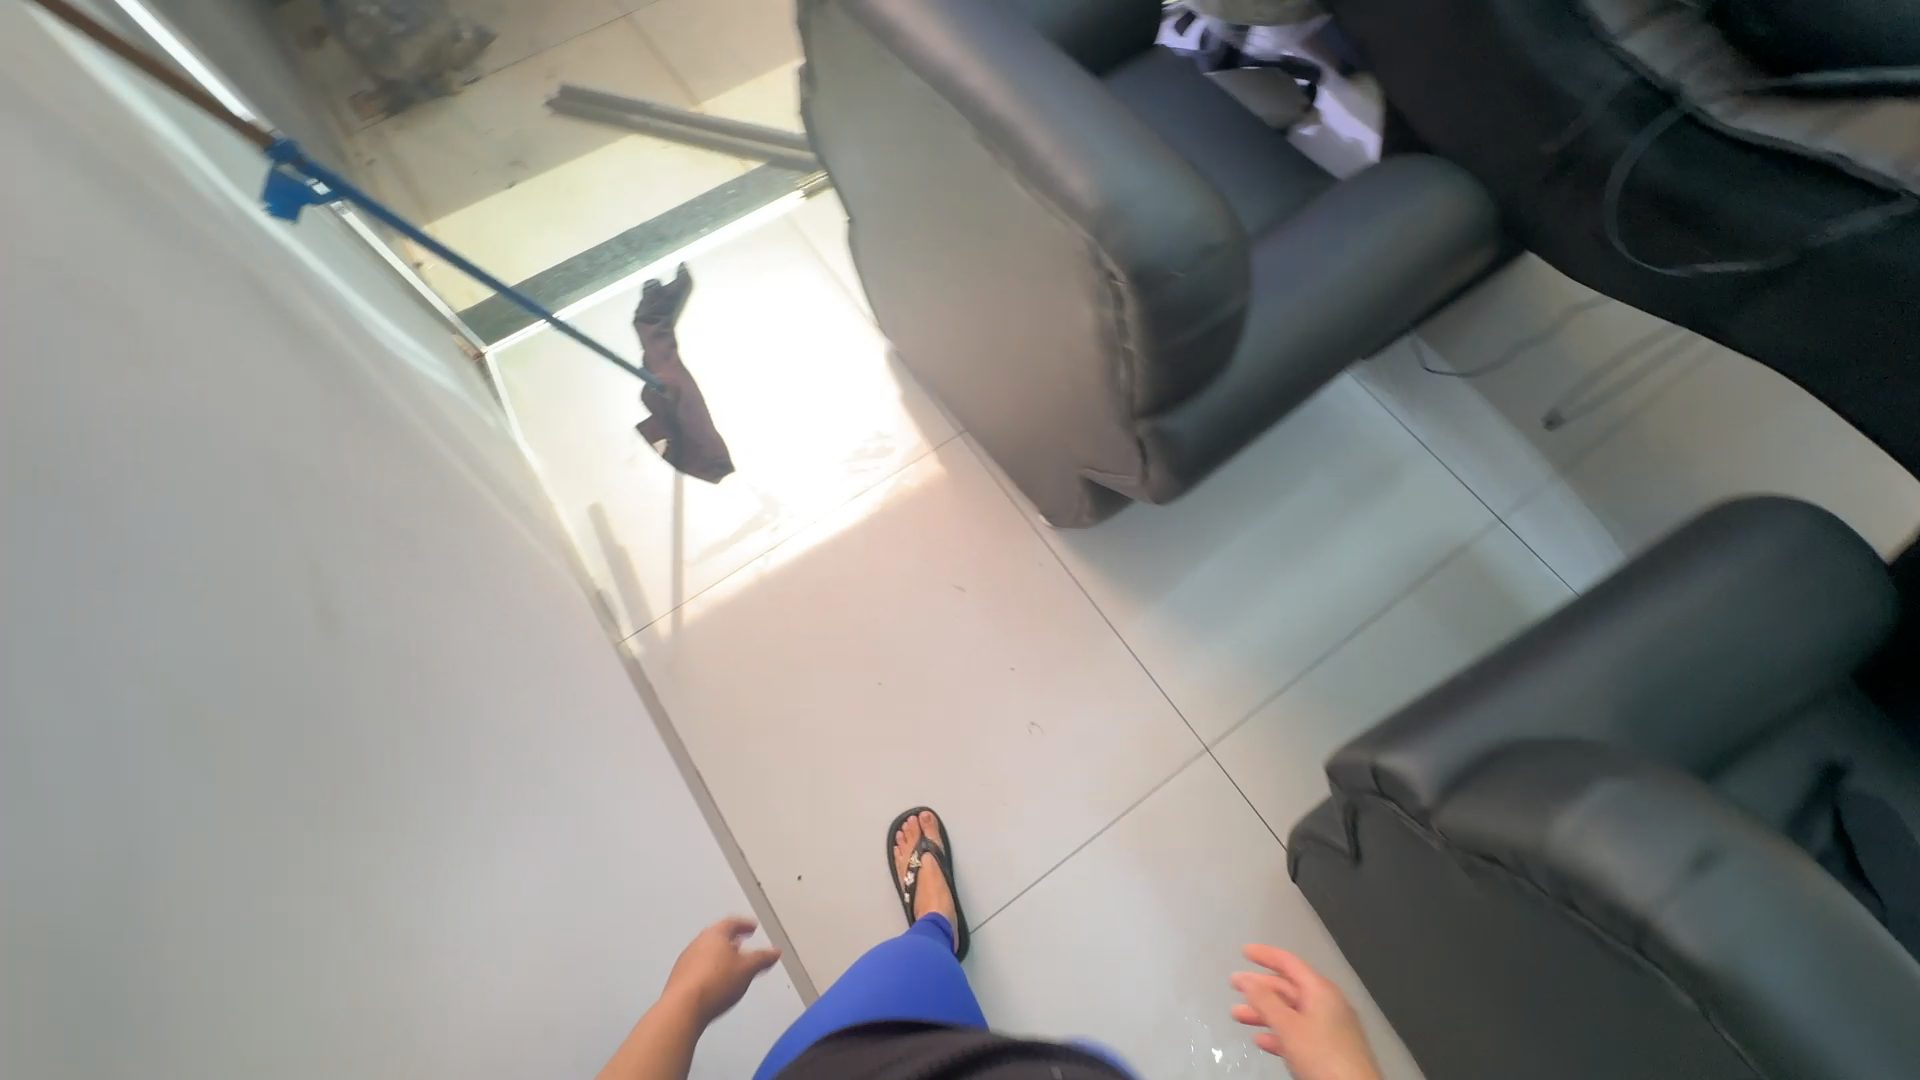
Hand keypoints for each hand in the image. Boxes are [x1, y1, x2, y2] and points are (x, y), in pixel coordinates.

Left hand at [663, 917, 781, 1027]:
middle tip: (742, 944)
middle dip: (731, 941)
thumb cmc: (717, 982)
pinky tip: (714, 982)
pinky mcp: (678, 979)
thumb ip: (762, 958)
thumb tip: (776, 951)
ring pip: (706, 952)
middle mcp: (698, 942)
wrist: (682, 1009)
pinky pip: (697, 968)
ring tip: (730, 965)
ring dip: (719, 956)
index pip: (732, 923)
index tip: (753, 927)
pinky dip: (709, 970)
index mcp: (715, 934)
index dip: (744, 924)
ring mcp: (685, 960)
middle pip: (717, 937)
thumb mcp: (747, 969)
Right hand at [1230, 945, 1382, 1079]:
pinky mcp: (1330, 1052)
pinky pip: (1299, 1034)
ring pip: (1291, 1013)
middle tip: (1234, 987)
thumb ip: (1264, 1000)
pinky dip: (1278, 1034)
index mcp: (1321, 991)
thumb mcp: (1289, 1026)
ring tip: (1238, 1016)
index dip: (1265, 955)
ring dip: (1264, 1013)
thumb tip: (1246, 978)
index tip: (1244, 951)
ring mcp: (1330, 1029)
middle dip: (1259, 989)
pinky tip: (1262, 1040)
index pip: (1289, 963)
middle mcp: (1327, 1005)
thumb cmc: (1322, 1055)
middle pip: (1288, 989)